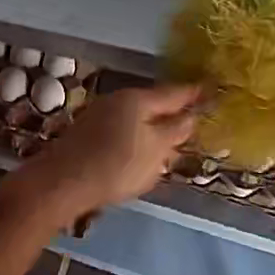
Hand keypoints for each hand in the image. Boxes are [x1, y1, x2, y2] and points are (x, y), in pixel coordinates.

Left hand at [10, 84, 201, 221]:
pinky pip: (121, 132)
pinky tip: (138, 156)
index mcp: (138, 99)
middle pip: (153, 105)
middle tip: (194, 122)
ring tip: (169, 145)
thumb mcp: (156, 150)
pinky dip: (135, 140)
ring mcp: (99, 115)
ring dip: (153, 130)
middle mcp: (117, 100)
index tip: (212, 92)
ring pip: (136, 119)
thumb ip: (176, 131)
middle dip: (173, 114)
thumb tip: (191, 117)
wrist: (62, 182)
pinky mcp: (87, 134)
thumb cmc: (116, 165)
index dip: (195, 94)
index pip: (174, 93)